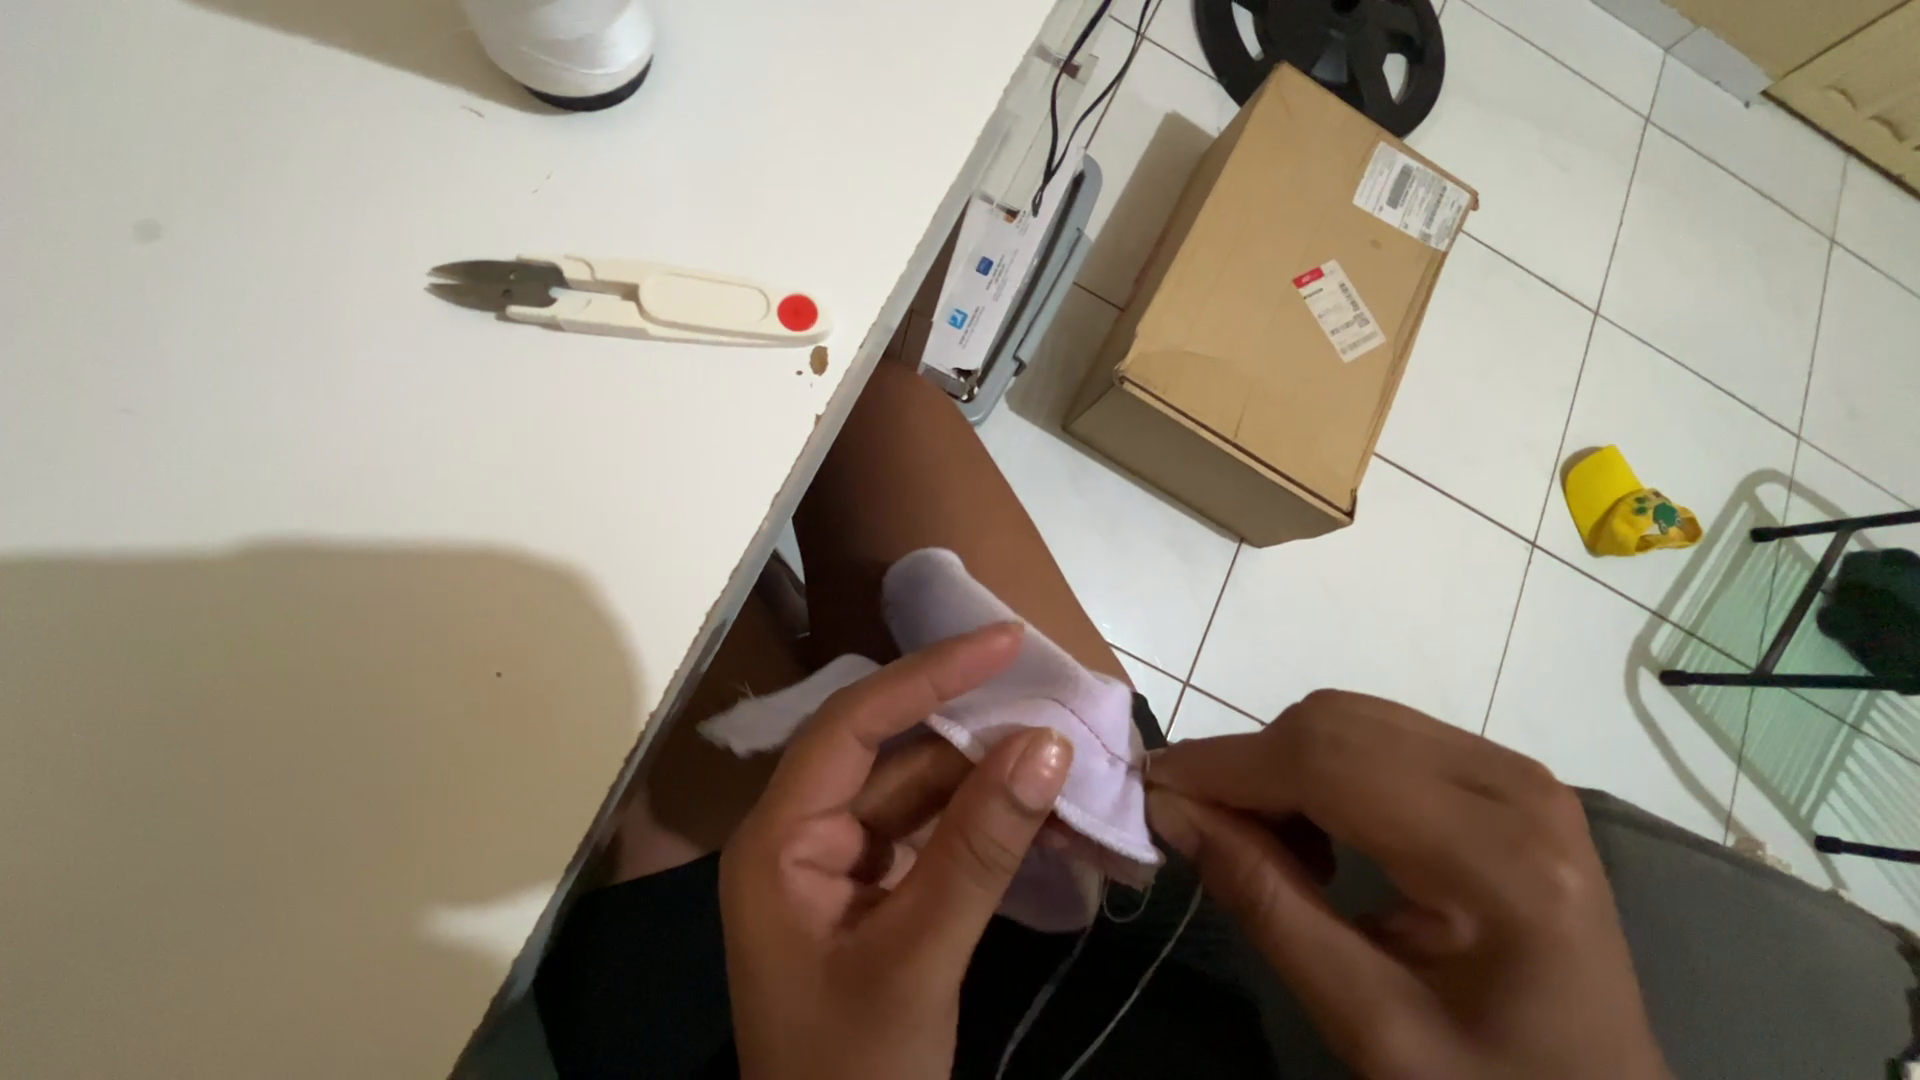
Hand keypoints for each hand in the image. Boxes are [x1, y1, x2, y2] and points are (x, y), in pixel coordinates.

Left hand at [719, 623, 1074, 1079]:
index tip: (1004, 642)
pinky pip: (936, 833)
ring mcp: (843, 863)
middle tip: (1046, 693)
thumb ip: (979, 848)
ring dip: (992, 778)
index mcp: (780, 839)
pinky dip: (989, 822)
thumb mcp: (918, 958)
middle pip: (891, 752)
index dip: (929, 675)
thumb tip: (1047, 745)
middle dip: (971, 727)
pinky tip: (1043, 816)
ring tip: (1064, 762)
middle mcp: (805, 834)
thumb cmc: (853, 1072)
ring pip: (922, 792)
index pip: (853, 725)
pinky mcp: (879, 890)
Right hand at [1147, 690, 1669, 1079]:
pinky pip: (1376, 733)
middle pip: (1335, 723)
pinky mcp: (1501, 773)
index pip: (1329, 765)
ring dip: (1280, 764)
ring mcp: (1515, 771)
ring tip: (1266, 843)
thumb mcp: (1367, 1022)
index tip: (1150, 790)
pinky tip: (1318, 832)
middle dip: (1247, 765)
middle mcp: (1516, 786)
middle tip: (1203, 830)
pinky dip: (1317, 765)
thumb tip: (1171, 809)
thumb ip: (1264, 904)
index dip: (1225, 767)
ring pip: (1348, 717)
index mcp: (1501, 860)